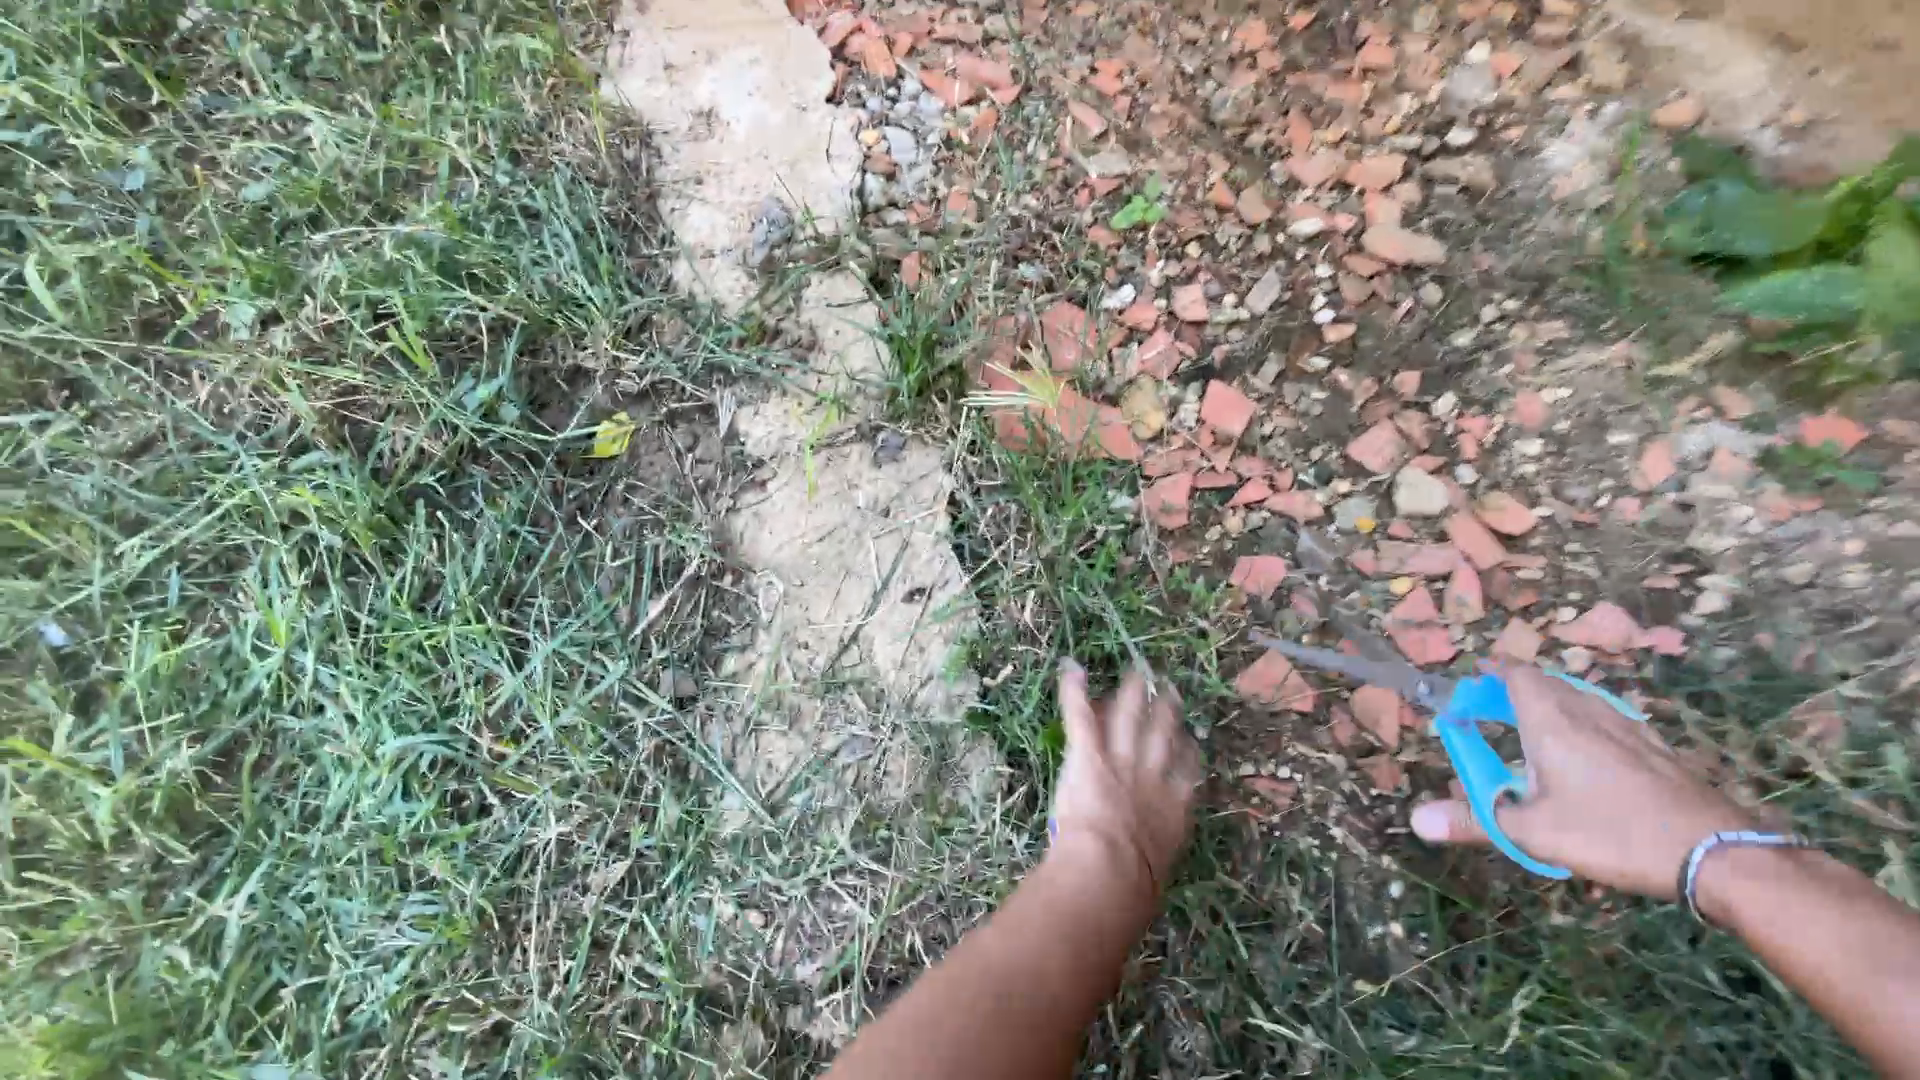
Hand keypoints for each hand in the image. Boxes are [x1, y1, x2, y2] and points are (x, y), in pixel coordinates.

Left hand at [1047, 660, 1202, 897]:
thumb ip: (1151, 867)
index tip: (1187, 740)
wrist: (1110, 872)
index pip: (1186, 772)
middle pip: (1163, 736)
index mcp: (1173, 809)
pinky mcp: (1089, 754)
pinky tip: (1072, 670)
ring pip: (1129, 718)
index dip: (1187, 751)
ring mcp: (1120, 761)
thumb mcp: (1153, 879)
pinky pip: (1082, 716)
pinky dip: (1075, 691)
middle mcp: (1152, 776)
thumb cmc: (1133, 888)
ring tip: (1137, 674)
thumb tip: (1143, 885)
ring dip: (1132, 694)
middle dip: (1166, 712)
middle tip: (1170, 692)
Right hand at [1409, 663, 1758, 897]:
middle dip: (1518, 686)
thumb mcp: (1534, 832)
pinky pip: (1610, 718)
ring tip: (1537, 723)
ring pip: (1583, 698)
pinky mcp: (1658, 750)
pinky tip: (1591, 749)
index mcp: (1551, 722)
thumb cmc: (1614, 833)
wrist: (1719, 854)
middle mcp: (1589, 714)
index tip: (1475, 675)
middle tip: (1495, 704)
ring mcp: (1629, 729)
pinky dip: (1587, 721)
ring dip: (1554, 701)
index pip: (1518, 675)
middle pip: (1549, 682)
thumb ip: (1474, 821)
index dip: (1494, 670)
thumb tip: (1416, 821)